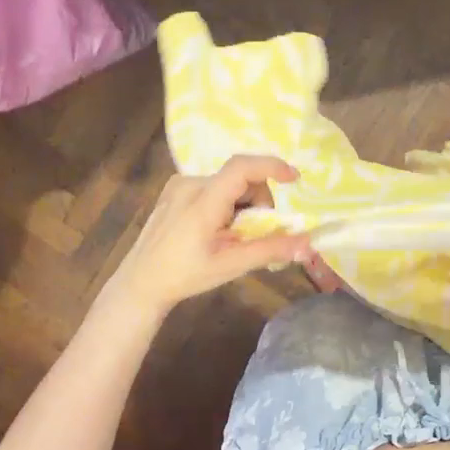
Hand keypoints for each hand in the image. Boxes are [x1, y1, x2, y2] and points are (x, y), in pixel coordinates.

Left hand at [99, 155, 313, 316]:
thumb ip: (270, 250)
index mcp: (202, 200)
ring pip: (227, 183)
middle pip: (239, 178)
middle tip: (255, 235)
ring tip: (232, 237)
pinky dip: (225, 204)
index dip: (271, 166)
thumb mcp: (230, 265)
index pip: (242, 168)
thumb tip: (307, 245)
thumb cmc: (185, 275)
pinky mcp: (173, 191)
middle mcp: (189, 184)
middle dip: (258, 202)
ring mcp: (178, 185)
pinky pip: (212, 188)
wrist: (141, 282)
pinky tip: (216, 231)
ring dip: (241, 205)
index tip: (294, 179)